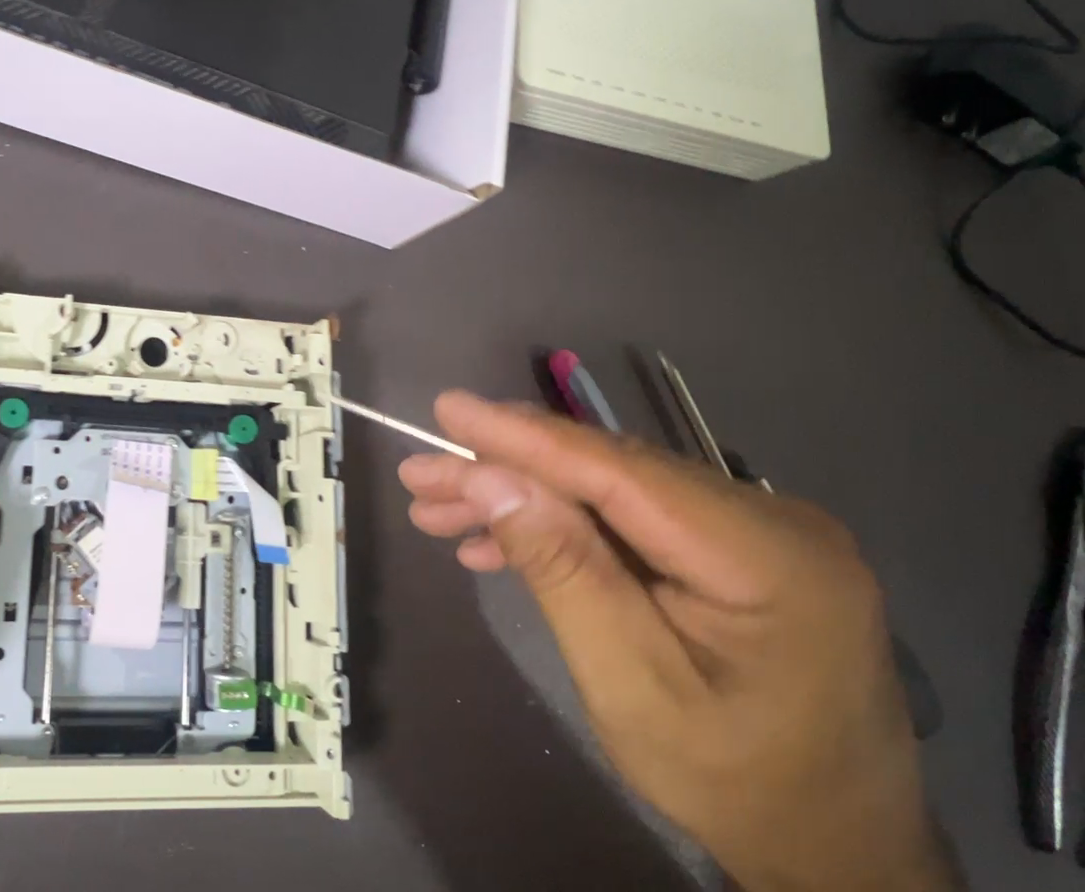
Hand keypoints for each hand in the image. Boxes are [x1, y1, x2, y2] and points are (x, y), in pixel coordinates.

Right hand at [399, 392, 959, 891]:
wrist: (835, 847)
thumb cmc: (731, 780)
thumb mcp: (629, 682)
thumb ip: (563, 570)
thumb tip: (491, 479)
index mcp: (765, 555)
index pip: (618, 470)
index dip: (524, 437)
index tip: (446, 408)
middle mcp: (773, 521)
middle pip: (610, 475)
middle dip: (507, 471)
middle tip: (420, 477)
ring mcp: (760, 534)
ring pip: (614, 494)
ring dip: (525, 500)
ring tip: (440, 511)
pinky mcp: (739, 554)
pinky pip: (635, 524)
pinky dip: (565, 529)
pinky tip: (500, 545)